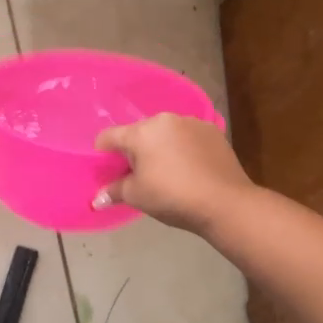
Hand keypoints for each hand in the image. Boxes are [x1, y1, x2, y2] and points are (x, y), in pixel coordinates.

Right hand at [92, 113, 256, 232]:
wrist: (225, 202)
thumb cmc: (171, 196)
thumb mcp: (136, 196)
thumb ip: (113, 191)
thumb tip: (97, 200)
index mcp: (142, 132)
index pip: (109, 136)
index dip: (101, 154)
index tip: (106, 171)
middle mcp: (166, 120)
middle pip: (138, 132)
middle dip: (133, 151)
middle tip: (136, 175)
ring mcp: (193, 123)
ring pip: (164, 133)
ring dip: (159, 148)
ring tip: (165, 172)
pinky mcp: (214, 132)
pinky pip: (186, 137)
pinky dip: (181, 149)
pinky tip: (187, 169)